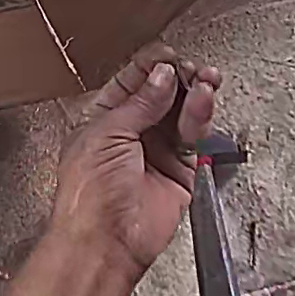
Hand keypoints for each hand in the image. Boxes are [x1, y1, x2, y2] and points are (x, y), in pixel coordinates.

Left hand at [49, 43, 220, 276]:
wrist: (106, 239)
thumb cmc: (89, 191)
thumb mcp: (107, 133)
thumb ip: (140, 103)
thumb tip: (163, 76)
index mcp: (100, 121)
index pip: (128, 85)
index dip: (147, 69)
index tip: (166, 56)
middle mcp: (128, 135)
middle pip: (158, 97)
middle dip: (176, 79)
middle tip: (189, 68)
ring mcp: (154, 152)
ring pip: (179, 114)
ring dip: (193, 93)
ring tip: (205, 79)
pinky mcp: (179, 170)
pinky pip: (193, 136)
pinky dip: (199, 116)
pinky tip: (203, 100)